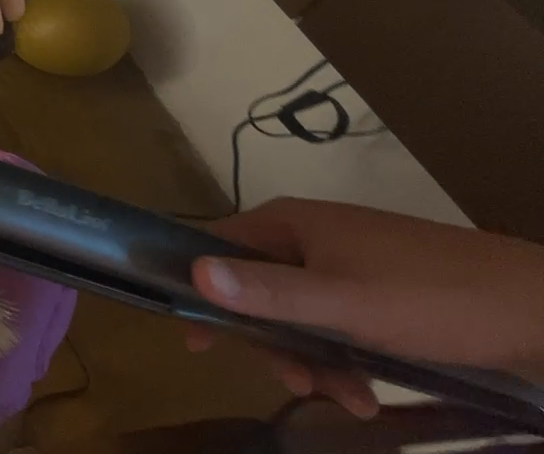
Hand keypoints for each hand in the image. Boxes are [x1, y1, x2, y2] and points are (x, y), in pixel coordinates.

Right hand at [187, 198, 543, 416]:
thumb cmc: (434, 297)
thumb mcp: (345, 301)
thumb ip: (268, 290)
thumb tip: (190, 273)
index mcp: (286, 224)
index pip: (214, 248)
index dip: (198, 290)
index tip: (198, 340)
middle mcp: (306, 236)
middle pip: (258, 289)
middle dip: (274, 344)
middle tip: (296, 385)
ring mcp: (346, 260)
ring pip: (301, 312)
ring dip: (315, 360)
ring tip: (351, 401)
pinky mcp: (381, 288)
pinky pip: (337, 321)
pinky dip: (345, 357)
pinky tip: (368, 391)